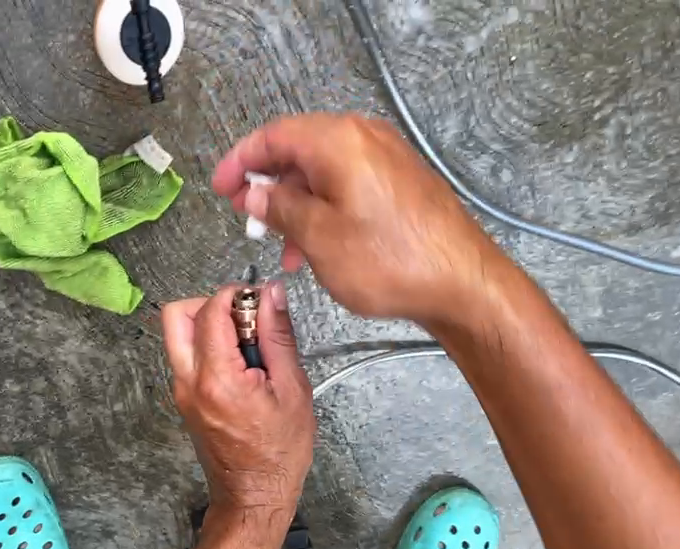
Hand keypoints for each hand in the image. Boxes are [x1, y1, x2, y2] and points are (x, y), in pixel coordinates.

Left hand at [161, 284, 315, 526]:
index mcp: (217, 379)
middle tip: (244, 318)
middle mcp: (189, 383)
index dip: (237, 295)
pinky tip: (240, 367)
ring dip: (208, 326)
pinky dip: (208, 349)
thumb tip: (271, 294)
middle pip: (176, 315)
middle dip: (210, 304)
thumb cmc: (278, 453)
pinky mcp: (184, 401)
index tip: (261, 303)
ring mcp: (182, 393)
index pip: (211, 310)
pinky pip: (186, 358)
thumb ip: (277, 336)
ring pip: (177, 336)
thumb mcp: (292, 389)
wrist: (254, 495)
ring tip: (246, 346)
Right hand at [213, 113, 518, 327]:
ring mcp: (385, 159)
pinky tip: (316, 246)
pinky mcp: (398, 183)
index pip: (275, 136)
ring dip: (295, 206)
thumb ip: (280, 209)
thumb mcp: (318, 238)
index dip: (241, 161)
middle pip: (299, 152)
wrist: (458, 282)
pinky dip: (323, 210)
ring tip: (284, 249)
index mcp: (339, 142)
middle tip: (248, 219)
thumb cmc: (391, 261)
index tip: (222, 187)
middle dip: (269, 187)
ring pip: (322, 174)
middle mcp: (364, 139)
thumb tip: (256, 194)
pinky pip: (347, 187)